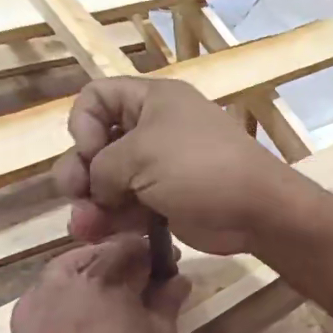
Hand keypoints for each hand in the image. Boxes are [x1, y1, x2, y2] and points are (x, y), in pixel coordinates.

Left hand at [9, 235, 191, 332]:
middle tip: (142, 283)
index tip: (168, 265)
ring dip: (90, 276)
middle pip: (92, 254)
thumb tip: (178, 278)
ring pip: (65, 274)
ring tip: (113, 302)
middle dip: (119, 261)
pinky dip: (68, 299)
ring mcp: (33, 308)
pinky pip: (47, 300)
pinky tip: (85, 324)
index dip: (152, 251)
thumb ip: (168, 300)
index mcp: (98, 276)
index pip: (129, 245)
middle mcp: (60, 283)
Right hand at [52, 76, 320, 255]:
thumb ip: (100, 166)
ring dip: (91, 203)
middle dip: (79, 171)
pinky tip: (101, 235)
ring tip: (86, 226)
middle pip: (96, 143)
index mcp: (153, 100)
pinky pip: (127, 205)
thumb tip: (98, 191)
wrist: (255, 209)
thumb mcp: (140, 154)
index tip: (92, 151)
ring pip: (108, 180)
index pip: (97, 97)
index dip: (83, 124)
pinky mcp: (166, 200)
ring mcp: (160, 167)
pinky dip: (112, 219)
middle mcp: (154, 128)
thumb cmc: (198, 167)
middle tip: (76, 195)